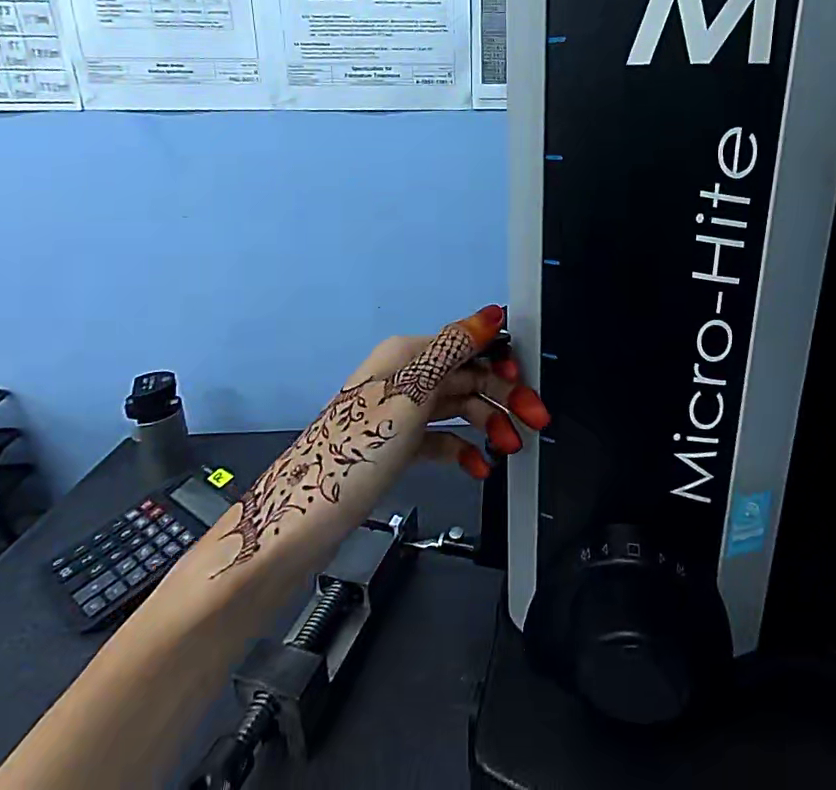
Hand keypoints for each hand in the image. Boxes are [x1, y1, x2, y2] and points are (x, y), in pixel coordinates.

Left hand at [195, 305, 549, 580]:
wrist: (301, 521)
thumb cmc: (351, 456)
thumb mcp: (410, 396)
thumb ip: (454, 350)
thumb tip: (490, 313)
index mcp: (406, 356)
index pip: (467, 344)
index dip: (503, 362)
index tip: (529, 385)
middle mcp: (404, 378)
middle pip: (468, 377)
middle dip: (504, 399)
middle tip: (534, 422)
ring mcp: (401, 412)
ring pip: (459, 408)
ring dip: (488, 426)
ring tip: (510, 448)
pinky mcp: (398, 444)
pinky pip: (442, 439)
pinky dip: (463, 450)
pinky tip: (479, 466)